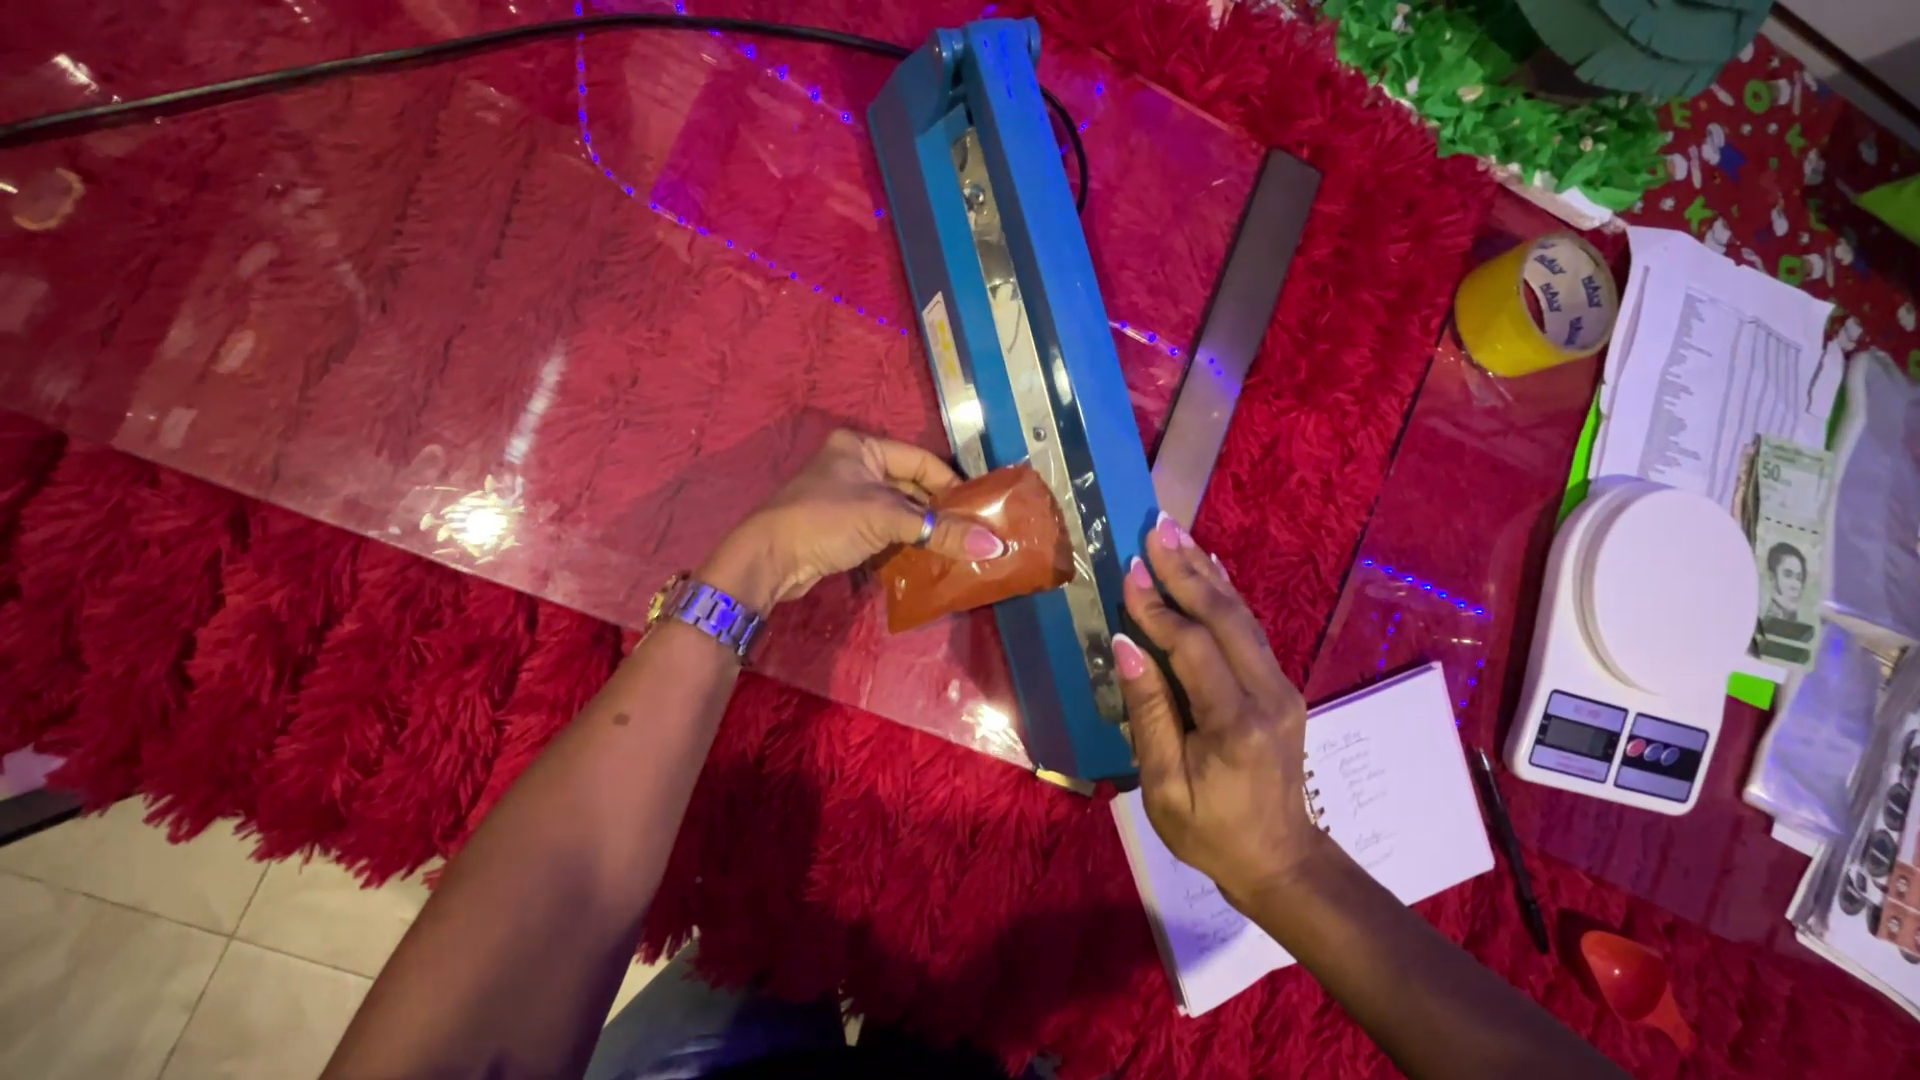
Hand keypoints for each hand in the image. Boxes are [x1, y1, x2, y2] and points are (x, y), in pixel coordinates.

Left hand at [701, 429, 1005, 610]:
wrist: (769, 560)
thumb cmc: (825, 521)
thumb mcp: (887, 519)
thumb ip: (940, 531)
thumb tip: (993, 545)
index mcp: (862, 447)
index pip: (921, 461)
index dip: (951, 485)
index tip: (980, 510)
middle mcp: (856, 467)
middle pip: (912, 487)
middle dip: (941, 512)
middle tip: (975, 534)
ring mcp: (848, 499)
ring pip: (900, 512)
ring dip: (925, 531)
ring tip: (959, 549)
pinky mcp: (843, 529)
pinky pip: (885, 531)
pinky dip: (906, 543)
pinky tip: (930, 559)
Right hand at [1111, 513, 1333, 909]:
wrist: (1280, 858)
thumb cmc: (1210, 831)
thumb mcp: (1164, 784)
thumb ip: (1148, 712)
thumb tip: (1125, 646)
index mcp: (1235, 722)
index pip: (1191, 648)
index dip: (1156, 608)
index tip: (1126, 571)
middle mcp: (1267, 693)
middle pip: (1224, 617)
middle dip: (1186, 569)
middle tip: (1154, 527)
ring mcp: (1281, 686)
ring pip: (1242, 616)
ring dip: (1206, 573)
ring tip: (1176, 535)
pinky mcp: (1281, 686)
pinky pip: (1250, 631)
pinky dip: (1226, 594)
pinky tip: (1212, 567)